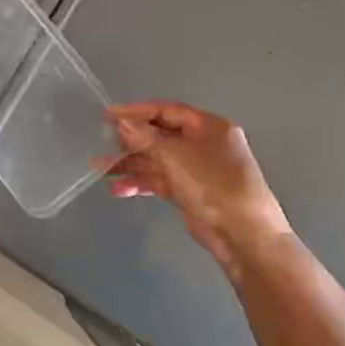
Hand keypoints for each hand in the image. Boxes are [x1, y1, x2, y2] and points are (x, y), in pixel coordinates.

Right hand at [106, 101, 294, 266]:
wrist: (243, 234)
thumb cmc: (213, 185)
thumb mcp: (175, 156)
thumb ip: (145, 138)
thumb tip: (122, 123)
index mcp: (208, 126)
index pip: (167, 110)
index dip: (136, 111)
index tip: (107, 115)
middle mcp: (203, 144)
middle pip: (160, 135)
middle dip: (130, 140)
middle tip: (103, 143)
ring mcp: (196, 169)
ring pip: (157, 159)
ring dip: (130, 163)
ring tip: (101, 168)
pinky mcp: (190, 191)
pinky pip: (160, 180)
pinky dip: (141, 182)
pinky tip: (118, 189)